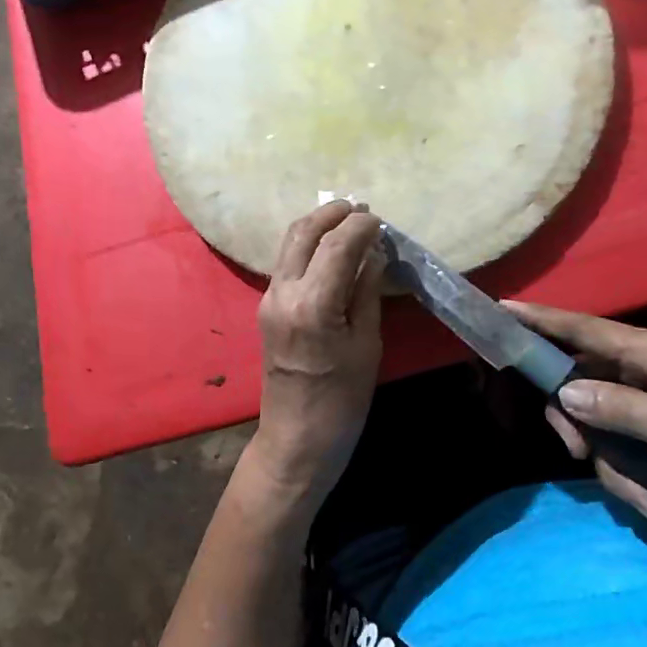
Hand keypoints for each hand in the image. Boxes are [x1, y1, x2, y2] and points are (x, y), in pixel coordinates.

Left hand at [246, 201, 386, 506]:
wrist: (296, 439)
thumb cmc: (342, 400)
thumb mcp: (367, 345)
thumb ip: (366, 292)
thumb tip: (373, 253)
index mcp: (312, 304)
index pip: (336, 245)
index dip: (360, 225)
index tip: (380, 218)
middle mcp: (283, 292)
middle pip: (302, 232)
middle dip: (331, 213)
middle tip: (359, 208)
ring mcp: (269, 298)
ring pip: (289, 244)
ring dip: (317, 226)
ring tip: (347, 222)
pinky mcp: (267, 307)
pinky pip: (287, 263)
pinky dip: (308, 247)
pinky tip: (330, 250)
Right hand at [505, 301, 646, 521]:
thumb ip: (621, 409)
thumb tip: (562, 390)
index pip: (581, 328)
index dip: (537, 319)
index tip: (498, 309)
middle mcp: (646, 368)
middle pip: (579, 384)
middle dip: (579, 426)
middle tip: (579, 456)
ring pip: (600, 424)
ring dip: (618, 467)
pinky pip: (624, 446)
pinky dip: (637, 479)